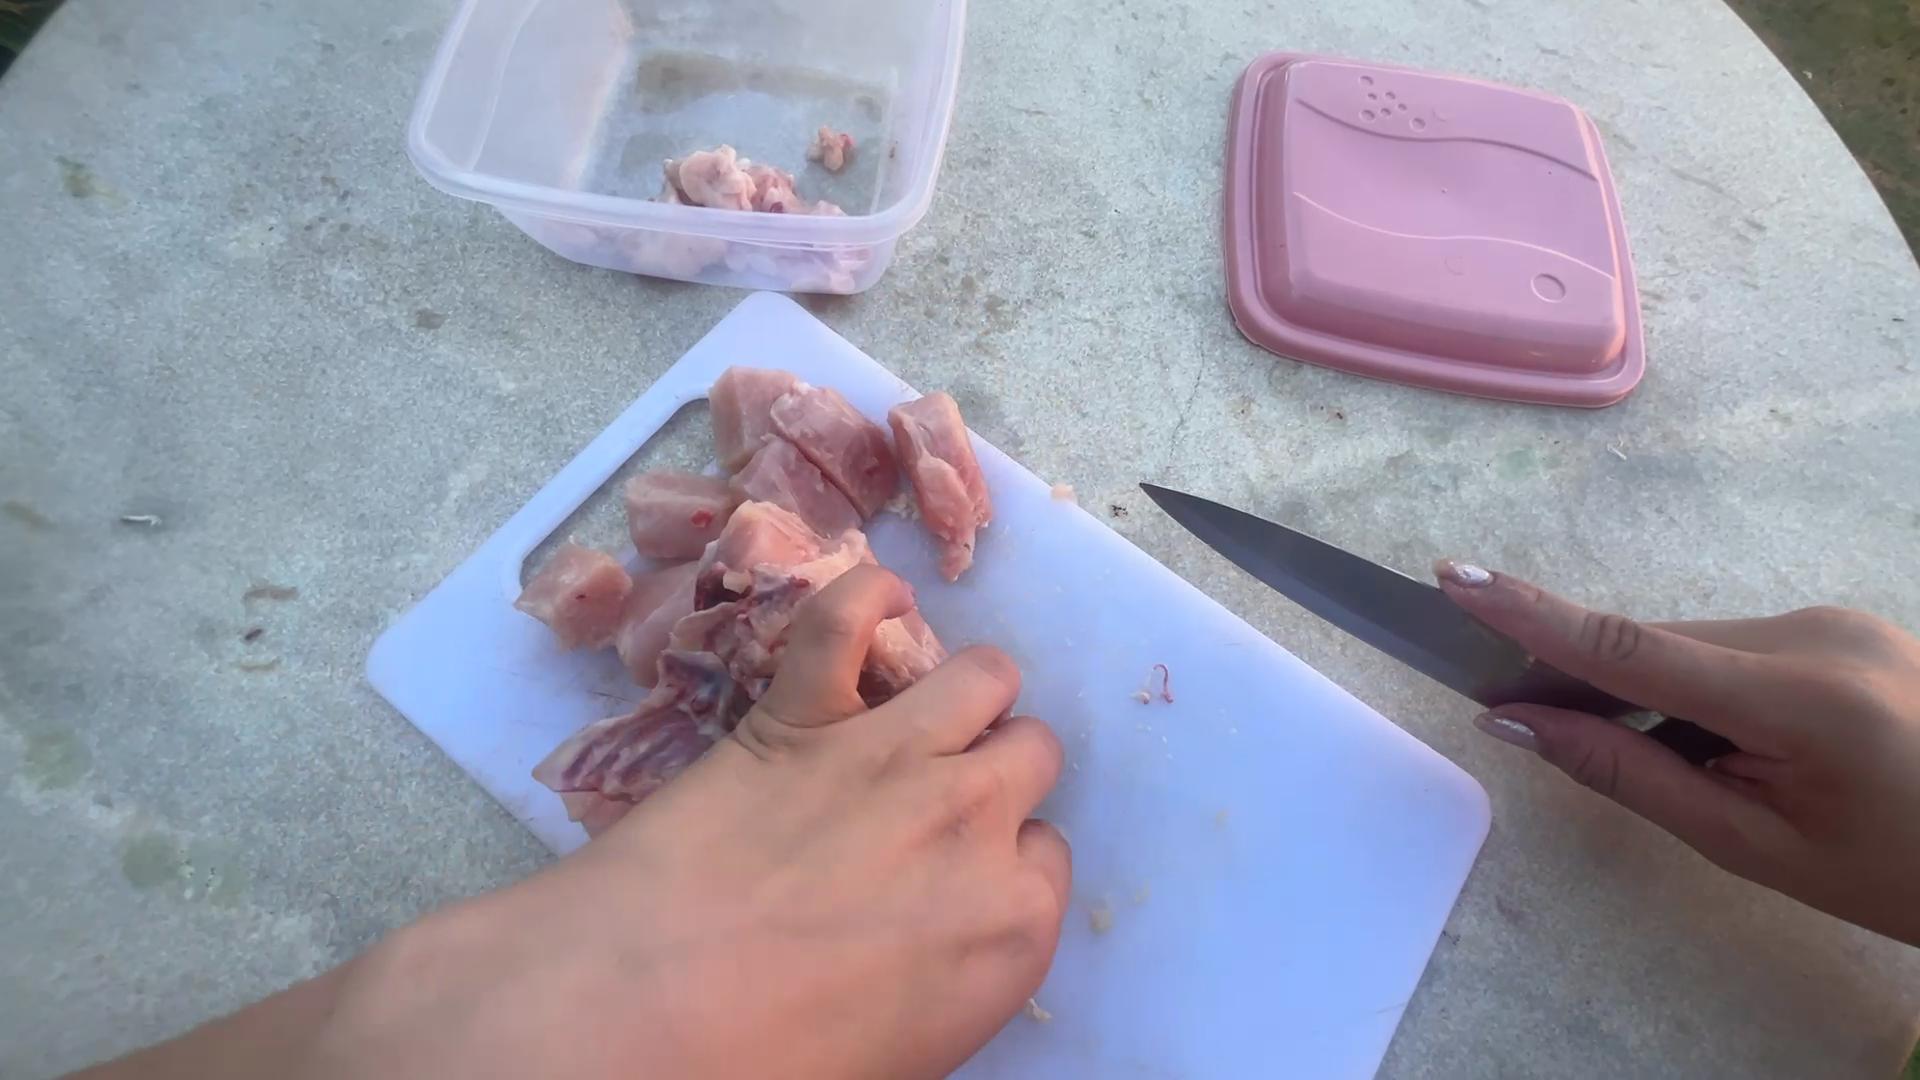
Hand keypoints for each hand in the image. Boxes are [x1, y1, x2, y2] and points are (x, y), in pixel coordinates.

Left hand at [297, 565, 1069, 1079]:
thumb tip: (963, 914)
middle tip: (944, 794)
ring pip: (986, 674)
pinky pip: (849, 618)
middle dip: (1000, 769)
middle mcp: (973, 819)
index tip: (965, 870)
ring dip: (970, 690)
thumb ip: (970, 958)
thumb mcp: (918, 1047)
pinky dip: (868, 598)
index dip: (1007, 859)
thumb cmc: (770, 1067)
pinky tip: (884, 603)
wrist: (632, 1022)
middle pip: (1033, 752)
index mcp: (1012, 923)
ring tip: (930, 706)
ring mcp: (893, 750)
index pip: (1049, 855)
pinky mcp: (807, 710)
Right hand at [1435, 560, 1919, 946]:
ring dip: (1644, 689)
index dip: (1526, 613)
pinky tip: (1731, 740)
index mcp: (1801, 699)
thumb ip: (1622, 772)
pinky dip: (1688, 686)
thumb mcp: (1754, 843)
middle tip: (1547, 730)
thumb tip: (1508, 721)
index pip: (1622, 645)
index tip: (1451, 578)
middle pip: (1645, 647)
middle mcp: (1813, 635)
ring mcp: (1833, 623)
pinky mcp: (1838, 628)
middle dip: (1588, 684)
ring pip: (1677, 645)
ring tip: (1696, 763)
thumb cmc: (1911, 877)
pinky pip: (1717, 647)